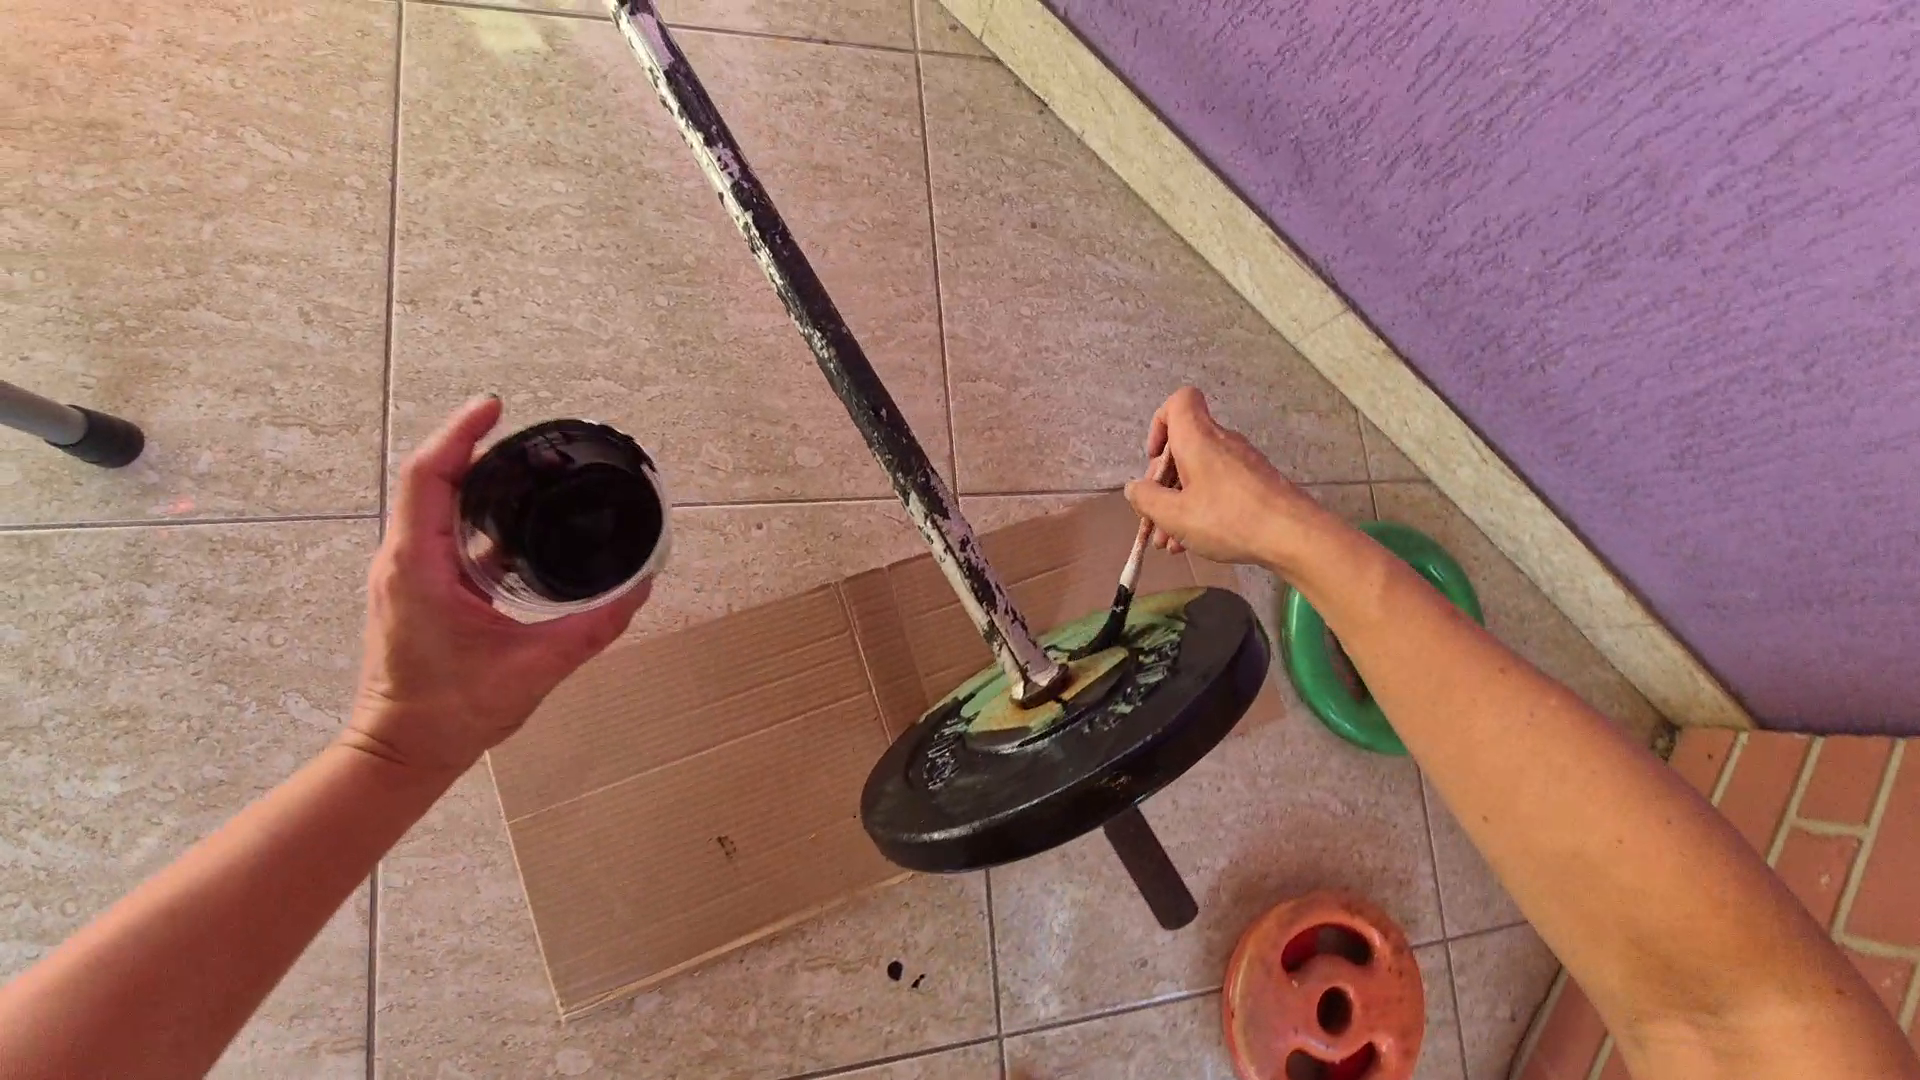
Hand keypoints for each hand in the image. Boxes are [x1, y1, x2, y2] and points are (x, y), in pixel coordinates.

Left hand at [342, 397, 651, 775]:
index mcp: (419, 567)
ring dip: (477, 480)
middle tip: (531, 438)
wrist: (402, 750)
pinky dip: (480, 514)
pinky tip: (522, 523)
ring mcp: (408, 574)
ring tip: (531, 469)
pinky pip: (446, 534)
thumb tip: (642, 586)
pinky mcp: (420, 589)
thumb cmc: (455, 711)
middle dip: (475, 448)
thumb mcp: (537, 666)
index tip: (495, 407)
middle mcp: (404, 560)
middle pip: (431, 481)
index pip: (428, 478)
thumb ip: (595, 625)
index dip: (459, 435)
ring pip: (437, 507)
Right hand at [1123, 387, 1338, 572]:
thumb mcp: (1175, 515)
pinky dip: (1199, 507)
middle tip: (1154, 517)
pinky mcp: (1254, 482)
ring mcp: (1240, 462)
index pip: (1179, 402)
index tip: (1153, 457)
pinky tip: (1192, 542)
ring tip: (1169, 542)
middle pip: (1182, 447)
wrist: (1293, 535)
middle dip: (1161, 482)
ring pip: (1197, 473)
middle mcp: (1220, 442)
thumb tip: (1134, 488)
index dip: (1159, 423)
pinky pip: (1216, 486)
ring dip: (1178, 503)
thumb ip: (1147, 499)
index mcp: (1198, 439)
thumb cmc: (1228, 519)